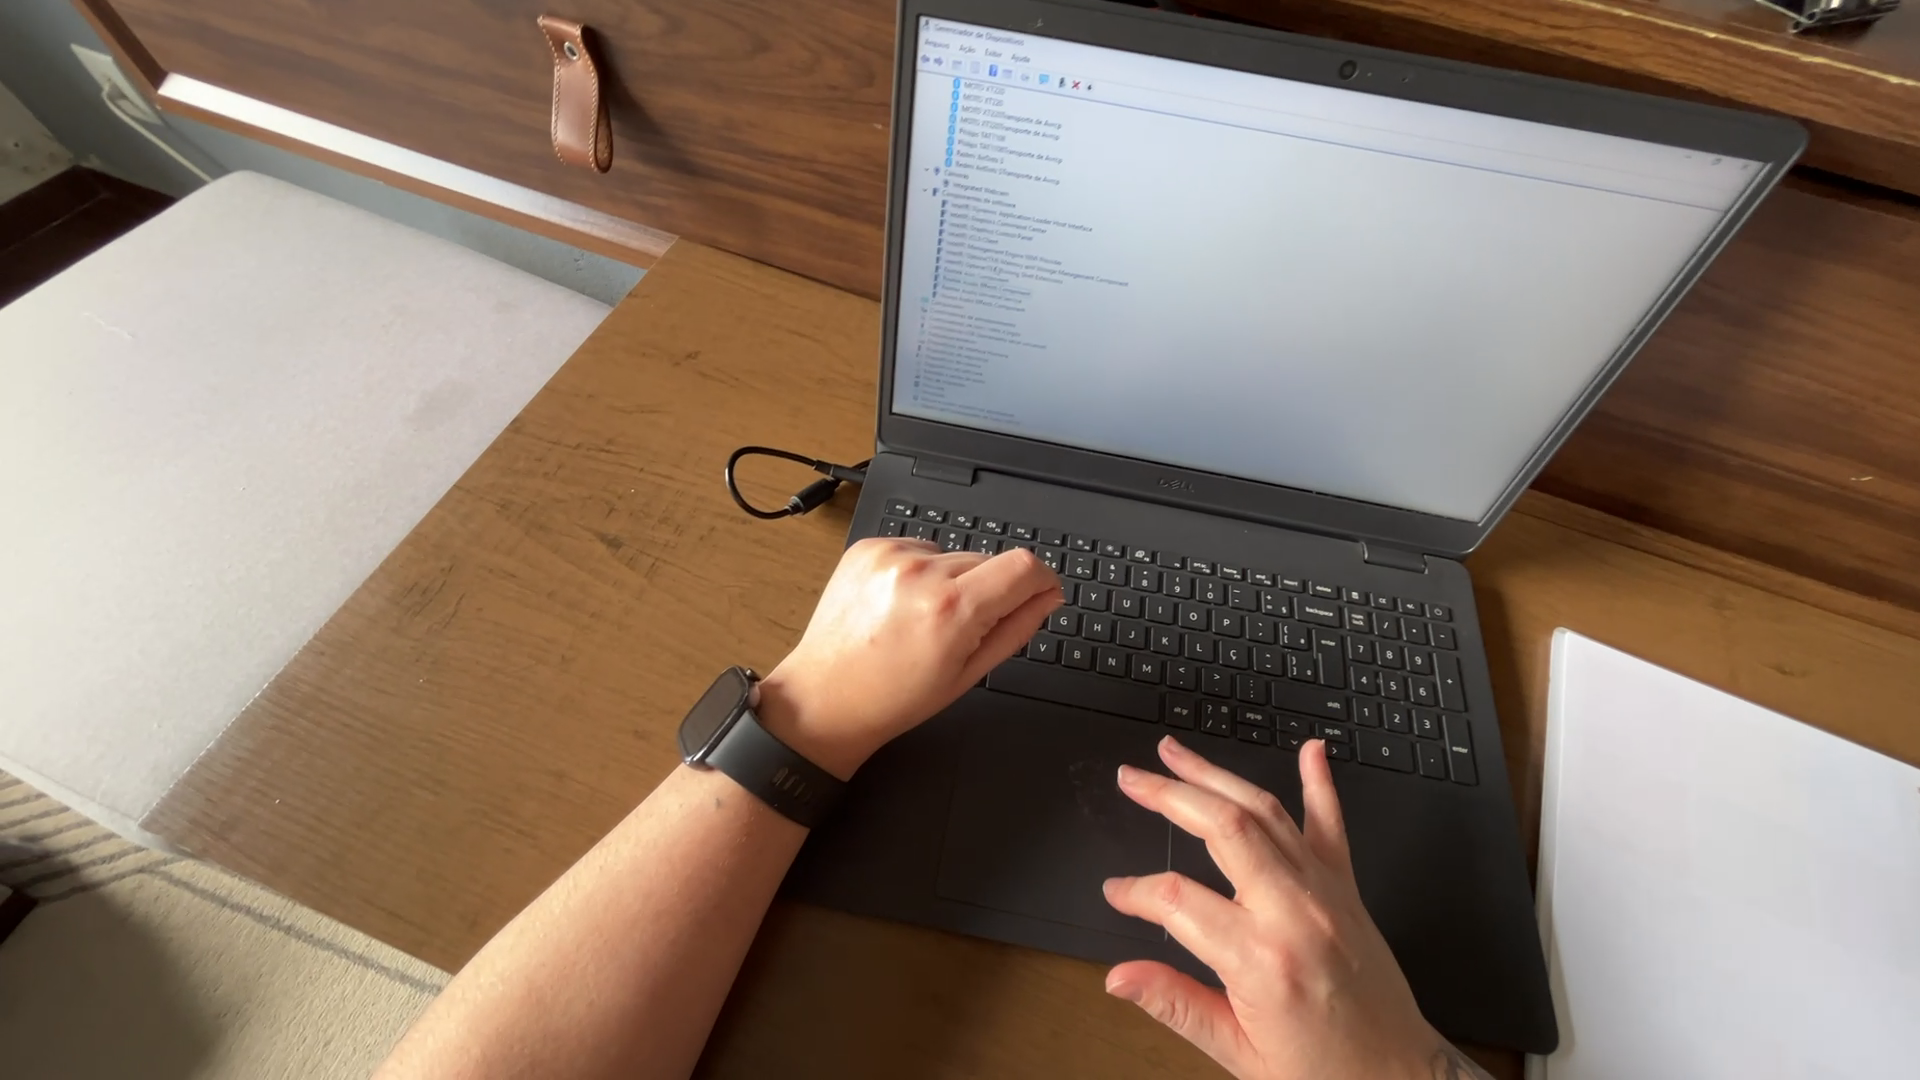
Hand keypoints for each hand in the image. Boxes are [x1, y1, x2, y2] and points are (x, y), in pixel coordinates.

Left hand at [756, 537, 1060, 779]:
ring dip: (952, 580)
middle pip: (988, 560)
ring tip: (922, 619)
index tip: (1039, 592)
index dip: (1041, 580)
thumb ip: (1017, 628)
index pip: (1023, 566)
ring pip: (954, 555)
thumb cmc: (894, 698)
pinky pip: (920, 550)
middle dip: (988, 591)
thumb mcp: (969, 673)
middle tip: (959, 630)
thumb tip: (1048, 596)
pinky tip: (900, 605)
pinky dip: (921, 573)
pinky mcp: (869, 548)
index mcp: (951, 610)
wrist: (825, 698)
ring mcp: (890, 556)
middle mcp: (921, 573)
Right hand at [1102, 737, 1485, 1079]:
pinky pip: (1332, 824)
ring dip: (1215, 775)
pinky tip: (1311, 751)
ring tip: (1175, 753)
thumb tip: (1117, 977)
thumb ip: (1174, 1004)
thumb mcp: (1239, 1056)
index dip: (1137, 892)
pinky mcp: (1347, 888)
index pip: (1179, 901)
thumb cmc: (1324, 1077)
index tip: (1116, 894)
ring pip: (1265, 811)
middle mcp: (1295, 912)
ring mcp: (1325, 892)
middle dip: (1170, 793)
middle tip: (1131, 777)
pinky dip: (1320, 783)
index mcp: (1263, 960)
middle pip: (1223, 826)